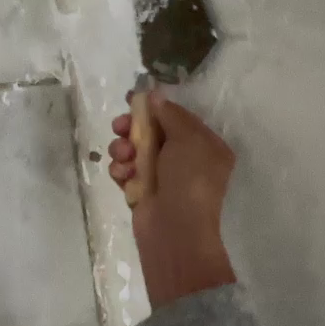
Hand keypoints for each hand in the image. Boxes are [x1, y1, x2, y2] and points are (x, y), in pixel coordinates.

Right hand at [108, 88, 237, 305]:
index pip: (176, 118)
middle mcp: (185, 160)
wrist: (175, 230)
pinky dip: (120, 170)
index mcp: (205, 146)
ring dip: (123, 149)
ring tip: (123, 157)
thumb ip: (170, 114)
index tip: (131, 99)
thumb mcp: (188, 139)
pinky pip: (125, 171)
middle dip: (132, 128)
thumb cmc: (189, 180)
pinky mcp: (141, 191)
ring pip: (133, 150)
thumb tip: (155, 95)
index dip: (154, 107)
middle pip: (151, 132)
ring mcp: (162, 177)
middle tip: (120, 127)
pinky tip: (122, 175)